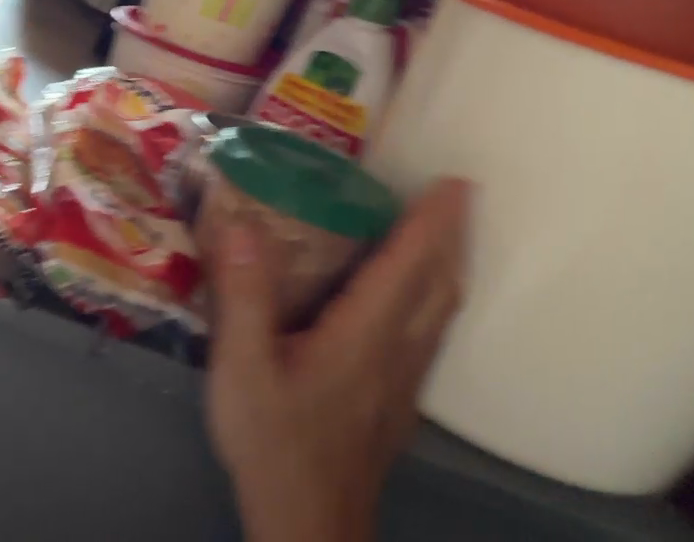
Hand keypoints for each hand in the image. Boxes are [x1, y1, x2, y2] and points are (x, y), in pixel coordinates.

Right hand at [206, 177, 469, 541]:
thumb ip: (243, 295)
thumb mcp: (242, 364)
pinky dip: (431, 299)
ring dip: (446, 269)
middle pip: (439, 289)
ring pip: (439, 314)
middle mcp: (394, 355)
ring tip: (436, 236)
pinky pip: (425, 333)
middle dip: (449, 240)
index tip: (453, 184)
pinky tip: (409, 301)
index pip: (407, 271)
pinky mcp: (391, 400)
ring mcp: (399, 382)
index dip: (430, 226)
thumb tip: (240, 225)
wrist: (306, 514)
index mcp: (362, 338)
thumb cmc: (271, 436)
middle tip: (451, 197)